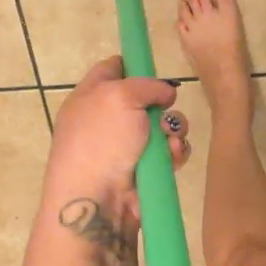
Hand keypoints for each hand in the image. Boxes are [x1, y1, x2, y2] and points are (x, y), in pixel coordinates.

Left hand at [44, 55, 190, 224]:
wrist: (98, 199)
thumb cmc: (100, 141)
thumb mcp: (119, 95)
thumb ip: (147, 85)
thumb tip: (165, 93)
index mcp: (91, 97)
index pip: (113, 69)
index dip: (134, 65)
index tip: (155, 69)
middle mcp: (109, 121)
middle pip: (146, 100)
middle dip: (163, 105)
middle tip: (165, 112)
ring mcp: (127, 148)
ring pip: (163, 128)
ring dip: (173, 131)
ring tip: (170, 141)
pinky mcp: (145, 171)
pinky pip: (169, 154)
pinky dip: (175, 154)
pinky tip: (172, 157)